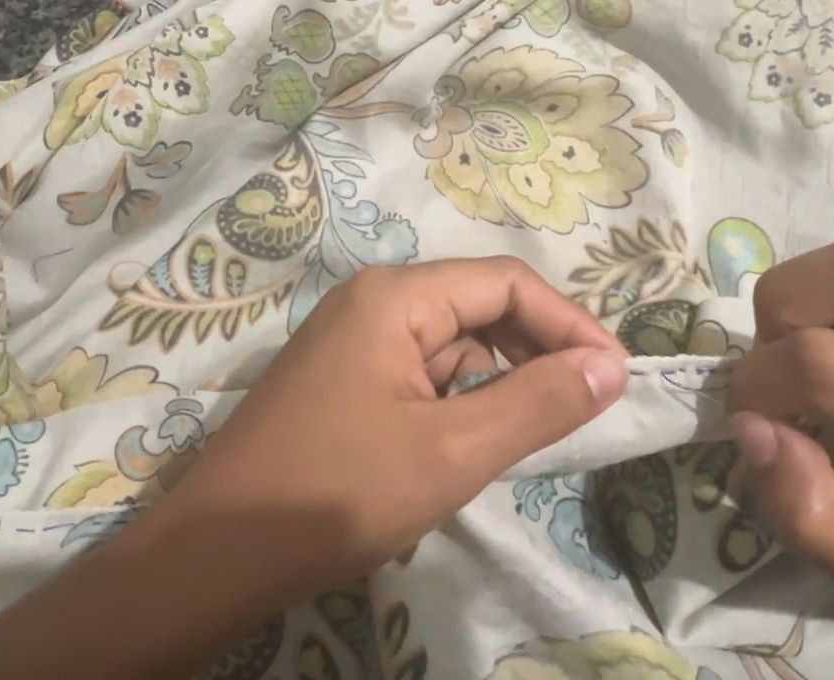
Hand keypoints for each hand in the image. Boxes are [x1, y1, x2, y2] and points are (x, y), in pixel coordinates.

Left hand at [0, 257, 630, 679]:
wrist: (219, 550)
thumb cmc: (338, 492)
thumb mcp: (452, 452)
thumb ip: (537, 403)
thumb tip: (609, 366)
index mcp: (397, 296)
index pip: (506, 282)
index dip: (568, 322)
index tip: (614, 378)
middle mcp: (373, 299)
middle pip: (478, 304)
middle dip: (537, 348)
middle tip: (583, 406)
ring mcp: (352, 337)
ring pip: (450, 341)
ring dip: (499, 376)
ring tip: (531, 431)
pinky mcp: (343, 376)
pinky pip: (419, 369)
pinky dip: (458, 396)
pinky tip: (471, 439)